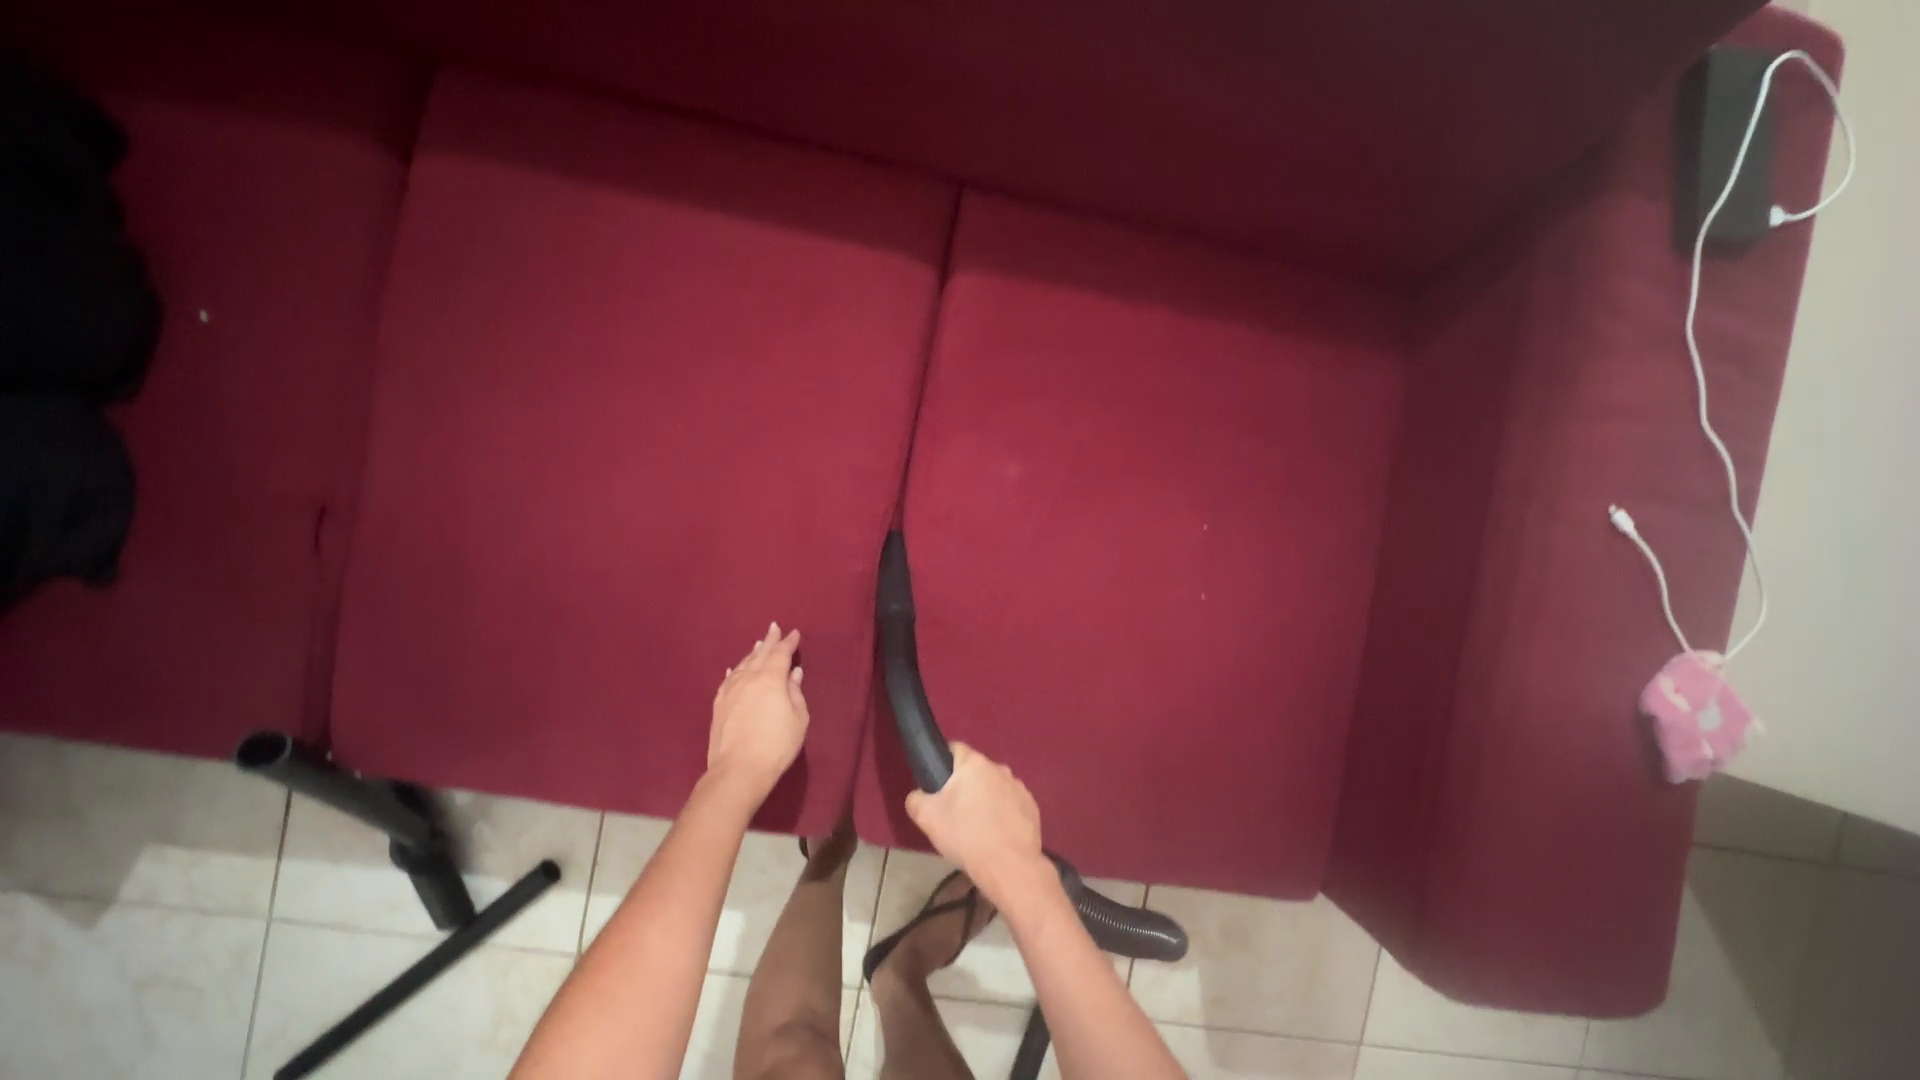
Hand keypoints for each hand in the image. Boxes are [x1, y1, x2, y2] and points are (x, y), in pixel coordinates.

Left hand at [708, 623, 808, 800]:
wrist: (738, 768)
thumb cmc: (777, 744)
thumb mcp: (798, 718)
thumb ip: (795, 693)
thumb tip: (793, 673)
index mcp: (771, 679)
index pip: (781, 654)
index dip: (788, 643)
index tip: (794, 633)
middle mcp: (749, 679)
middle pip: (760, 654)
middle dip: (769, 641)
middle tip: (774, 628)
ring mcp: (730, 691)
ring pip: (742, 665)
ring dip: (751, 653)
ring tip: (757, 644)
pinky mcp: (719, 705)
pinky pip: (727, 680)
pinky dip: (733, 671)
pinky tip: (733, 669)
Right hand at [905, 743, 1047, 902]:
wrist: (1008, 865)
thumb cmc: (965, 835)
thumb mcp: (926, 817)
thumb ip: (916, 798)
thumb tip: (919, 794)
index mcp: (974, 763)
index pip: (954, 749)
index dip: (942, 763)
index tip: (936, 785)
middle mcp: (999, 768)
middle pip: (975, 771)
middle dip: (964, 786)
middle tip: (952, 812)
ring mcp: (1019, 787)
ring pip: (994, 788)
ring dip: (985, 800)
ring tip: (976, 827)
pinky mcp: (1032, 807)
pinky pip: (1010, 804)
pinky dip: (1002, 814)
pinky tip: (996, 835)